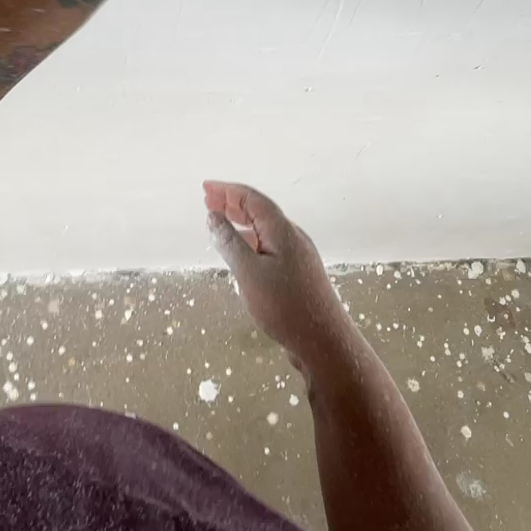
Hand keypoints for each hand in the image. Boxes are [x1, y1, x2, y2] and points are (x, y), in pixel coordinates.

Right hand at [205, 180, 350, 371]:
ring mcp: (297, 255)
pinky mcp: (298, 273)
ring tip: (219, 221)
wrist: (324, 342)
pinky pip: (269, 245)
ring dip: (241, 221)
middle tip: (208, 200)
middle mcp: (292, 236)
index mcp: (282, 230)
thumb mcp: (249, 273)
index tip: (206, 188)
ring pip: (264, 229)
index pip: (252, 198)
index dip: (227, 190)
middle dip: (232, 203)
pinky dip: (250, 240)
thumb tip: (213, 216)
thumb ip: (229, 242)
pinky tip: (241, 252)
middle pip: (259, 210)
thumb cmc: (285, 306)